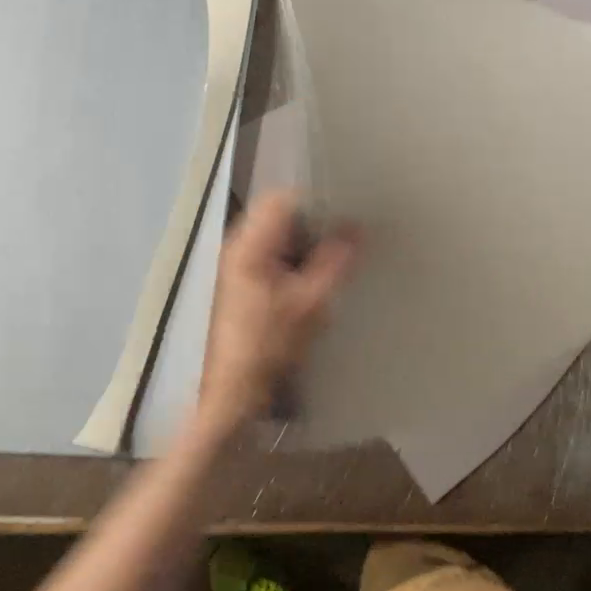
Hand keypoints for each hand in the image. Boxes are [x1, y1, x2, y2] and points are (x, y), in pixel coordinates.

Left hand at [197, 191, 360, 430]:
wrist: (232, 391)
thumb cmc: (268, 346)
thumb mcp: (311, 304)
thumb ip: (335, 262)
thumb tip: (357, 228)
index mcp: (249, 245)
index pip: (282, 199)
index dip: (315, 201)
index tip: (345, 213)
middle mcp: (238, 247)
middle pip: (279, 215)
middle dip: (314, 224)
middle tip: (346, 237)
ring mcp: (237, 265)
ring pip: (278, 237)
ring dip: (306, 244)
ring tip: (336, 258)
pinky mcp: (242, 283)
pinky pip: (273, 256)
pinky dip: (295, 261)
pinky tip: (315, 280)